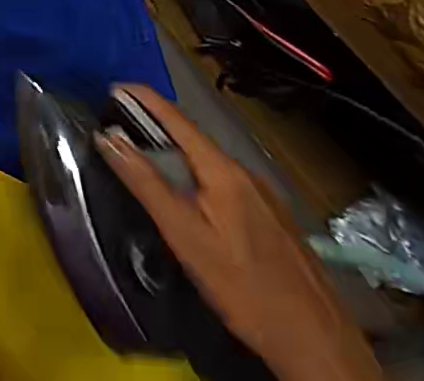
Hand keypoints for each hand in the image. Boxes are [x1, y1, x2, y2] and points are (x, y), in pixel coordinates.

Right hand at [96, 84, 380, 380]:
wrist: (313, 335)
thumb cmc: (242, 287)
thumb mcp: (185, 236)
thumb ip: (147, 184)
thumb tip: (110, 139)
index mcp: (222, 169)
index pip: (176, 118)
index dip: (144, 98)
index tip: (115, 87)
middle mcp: (243, 170)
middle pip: (192, 137)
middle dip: (155, 124)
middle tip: (121, 124)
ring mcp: (260, 192)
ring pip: (208, 160)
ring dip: (175, 151)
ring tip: (145, 158)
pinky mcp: (268, 214)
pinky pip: (223, 181)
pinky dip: (197, 175)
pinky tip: (189, 198)